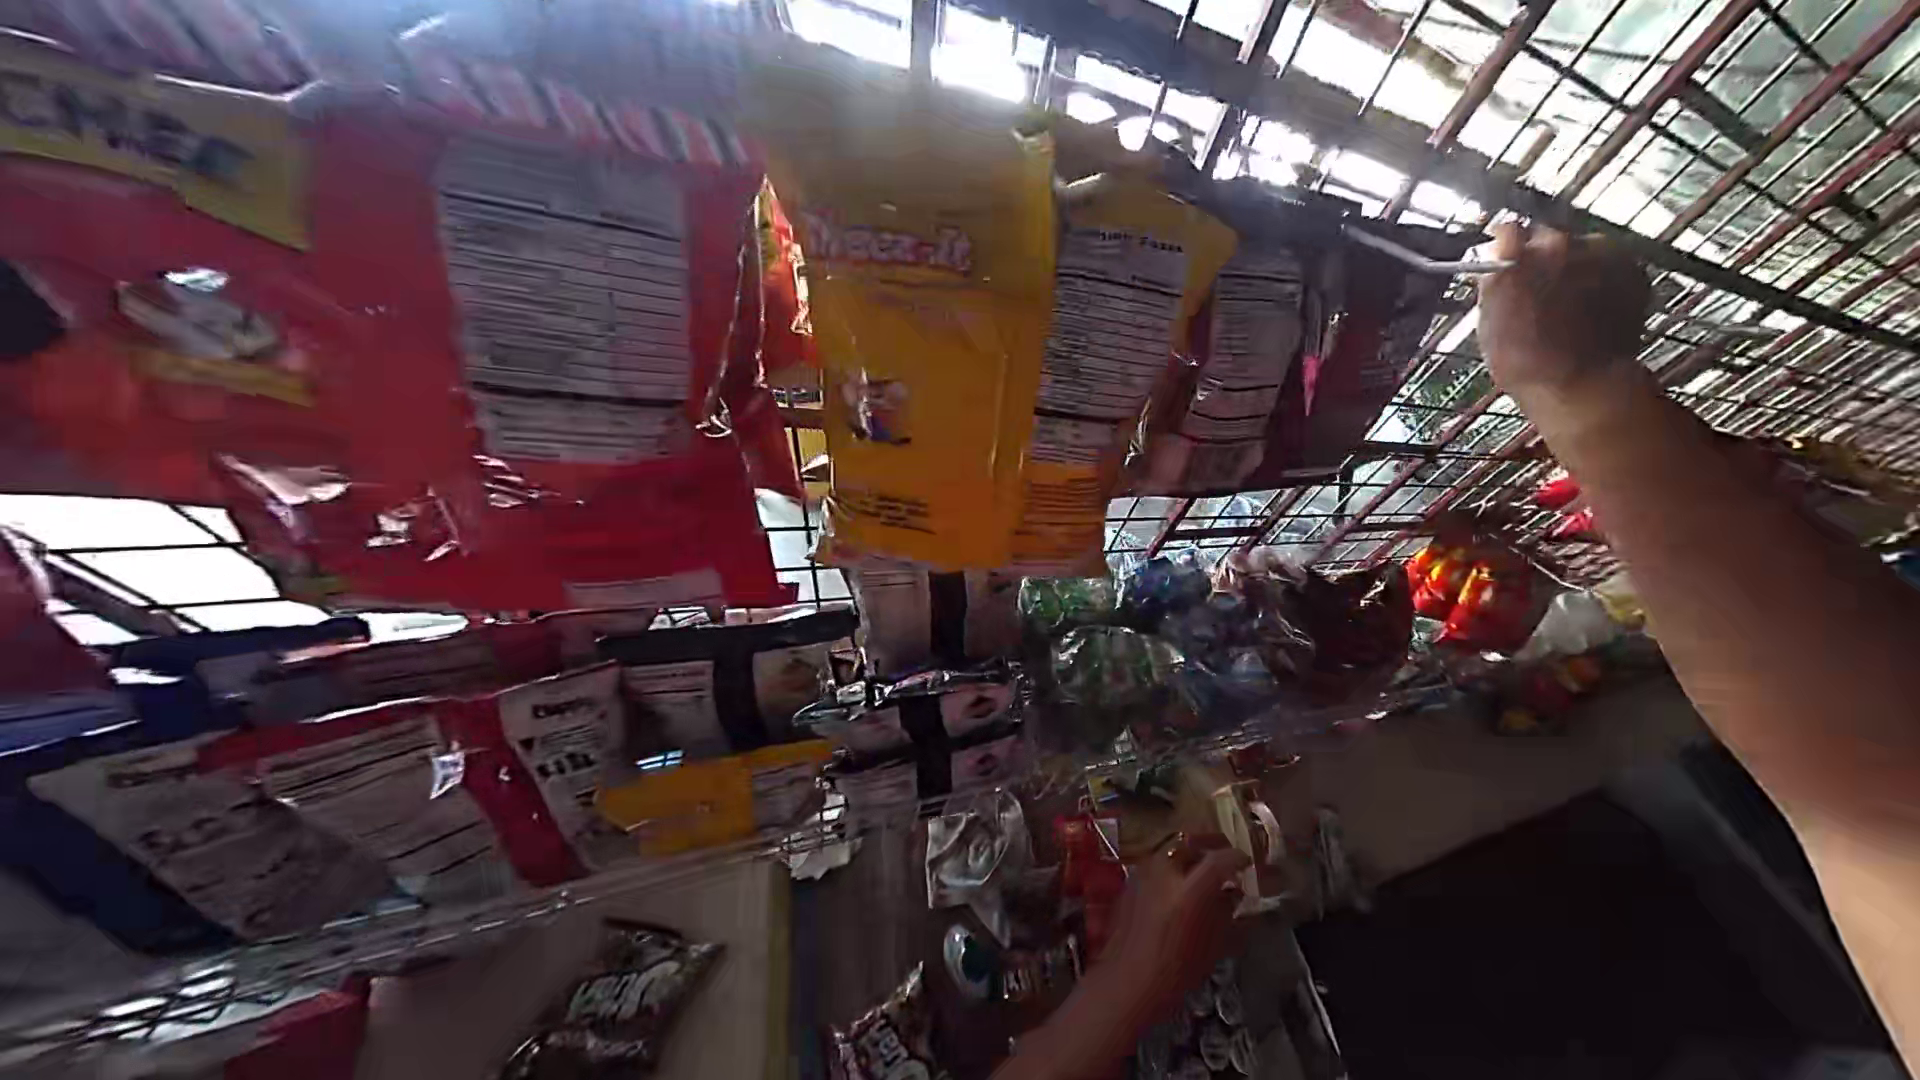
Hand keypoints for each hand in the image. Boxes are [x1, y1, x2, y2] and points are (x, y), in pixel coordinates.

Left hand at [991, 836, 1249, 1079]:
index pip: (1218, 860)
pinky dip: (1173, 862)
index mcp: (1188, 890)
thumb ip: (1225, 913)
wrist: (1127, 979)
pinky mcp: (1131, 878)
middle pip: (1189, 840)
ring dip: (1190, 850)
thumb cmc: (1175, 972)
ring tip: (1205, 866)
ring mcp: (1144, 871)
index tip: (1247, 861)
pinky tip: (1181, 881)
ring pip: (1171, 847)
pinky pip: (1157, 860)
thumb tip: (1234, 893)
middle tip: (1225, 851)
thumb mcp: (1212, 947)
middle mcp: (1164, 871)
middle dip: (1210, 842)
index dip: (1236, 857)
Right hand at [1477, 223, 1650, 396]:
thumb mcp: (1487, 320)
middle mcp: (1562, 244)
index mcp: (1518, 257)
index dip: (1501, 242)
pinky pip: (1610, 263)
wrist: (1577, 379)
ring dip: (1571, 264)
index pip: (1507, 229)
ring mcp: (1603, 253)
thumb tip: (1496, 266)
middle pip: (1547, 235)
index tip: (1499, 251)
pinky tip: (1586, 304)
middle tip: (1531, 284)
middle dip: (1538, 255)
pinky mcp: (1633, 267)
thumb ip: (1494, 284)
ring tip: (1563, 298)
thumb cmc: (1520, 358)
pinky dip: (1598, 276)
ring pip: (1582, 246)